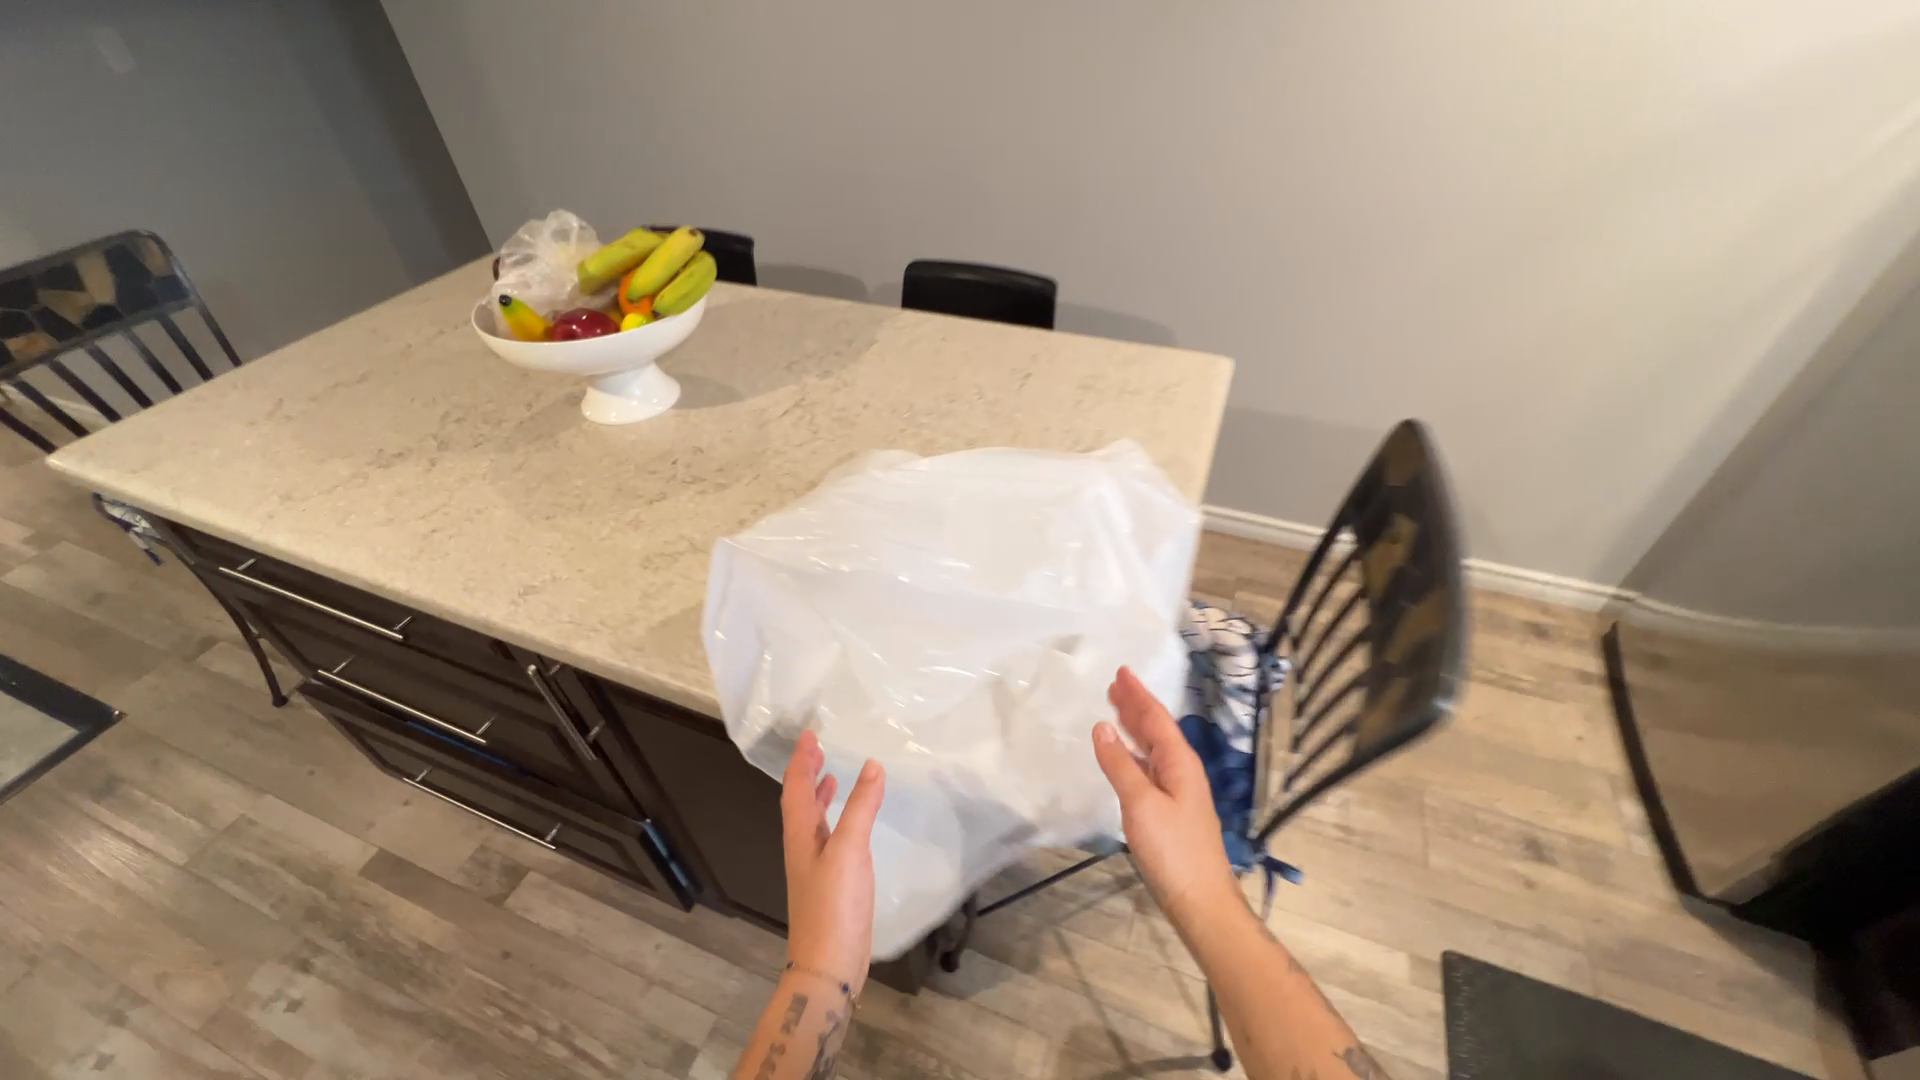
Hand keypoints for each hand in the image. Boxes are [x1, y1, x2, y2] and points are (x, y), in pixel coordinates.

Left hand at [780, 730, 885, 993]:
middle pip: (799, 801)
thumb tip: (872, 765)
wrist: (829, 964)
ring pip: (812, 819)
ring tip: (831, 775)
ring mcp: (814, 866)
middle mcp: (802, 846)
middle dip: (807, 773)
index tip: (810, 734)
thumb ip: (862, 806)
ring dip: (819, 794)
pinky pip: (827, 837)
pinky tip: (850, 824)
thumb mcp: (850, 849)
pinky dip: (835, 818)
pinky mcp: (829, 882)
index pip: (796, 787)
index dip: (801, 760)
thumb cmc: (834, 904)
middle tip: (819, 748)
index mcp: (800, 834)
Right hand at [1092, 667, 1239, 930]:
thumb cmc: (1172, 849)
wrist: (1200, 901)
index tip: (1121, 672)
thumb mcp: (1140, 804)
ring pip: (1153, 749)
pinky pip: (1150, 767)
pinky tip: (1124, 757)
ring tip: (1115, 710)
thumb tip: (1101, 727)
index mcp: (1179, 763)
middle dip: (1136, 706)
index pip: (1156, 719)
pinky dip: (1133, 754)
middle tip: (1114, 685)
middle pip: (1157, 730)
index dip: (1138, 695)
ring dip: (1134, 728)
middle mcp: (1182, 771)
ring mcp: (1178, 792)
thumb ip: (1119, 764)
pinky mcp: (1171, 811)